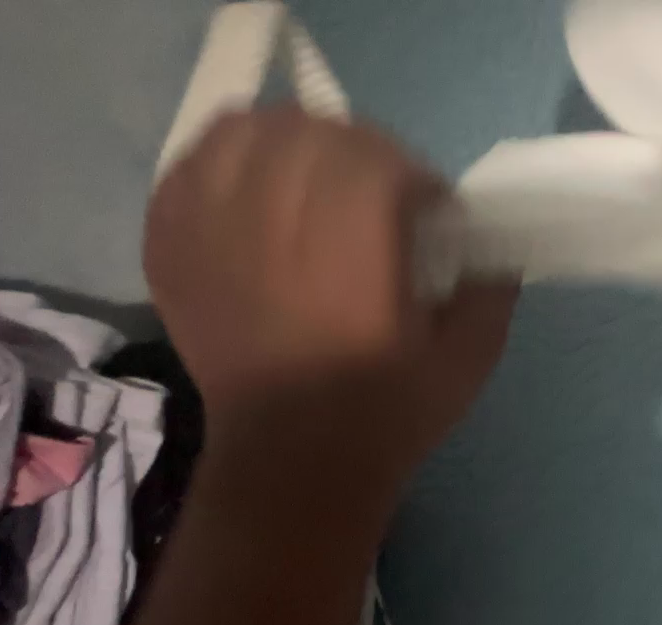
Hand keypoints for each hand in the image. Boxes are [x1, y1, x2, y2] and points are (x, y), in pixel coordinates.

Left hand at [144, 106, 517, 513]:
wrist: (298, 455)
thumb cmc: (393, 412)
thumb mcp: (470, 361)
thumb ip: (489, 292)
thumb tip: (492, 242)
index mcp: (351, 269)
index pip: (371, 163)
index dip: (413, 170)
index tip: (436, 206)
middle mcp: (271, 237)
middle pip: (307, 135)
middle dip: (362, 148)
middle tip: (390, 186)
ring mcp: (207, 235)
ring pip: (243, 133)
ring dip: (298, 140)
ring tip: (329, 178)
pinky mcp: (169, 242)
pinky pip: (194, 161)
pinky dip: (238, 157)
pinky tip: (272, 188)